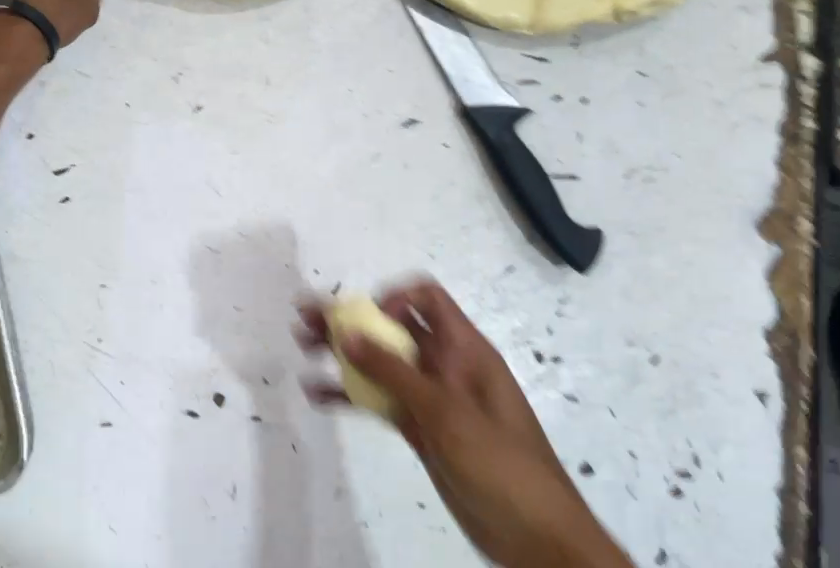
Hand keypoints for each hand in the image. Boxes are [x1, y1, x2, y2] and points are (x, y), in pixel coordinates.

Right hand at [298, 282, 633, 567]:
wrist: (536, 540)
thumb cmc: (502, 465)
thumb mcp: (447, 413)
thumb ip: (394, 372)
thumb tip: (345, 332)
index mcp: (465, 352)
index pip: (427, 300)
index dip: (394, 299)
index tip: (367, 322)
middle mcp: (445, 367)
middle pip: (392, 328)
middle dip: (349, 320)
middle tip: (305, 319)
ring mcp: (430, 399)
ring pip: (378, 363)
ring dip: (341, 353)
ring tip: (303, 347)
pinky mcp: (418, 428)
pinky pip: (377, 400)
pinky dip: (348, 394)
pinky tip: (317, 395)